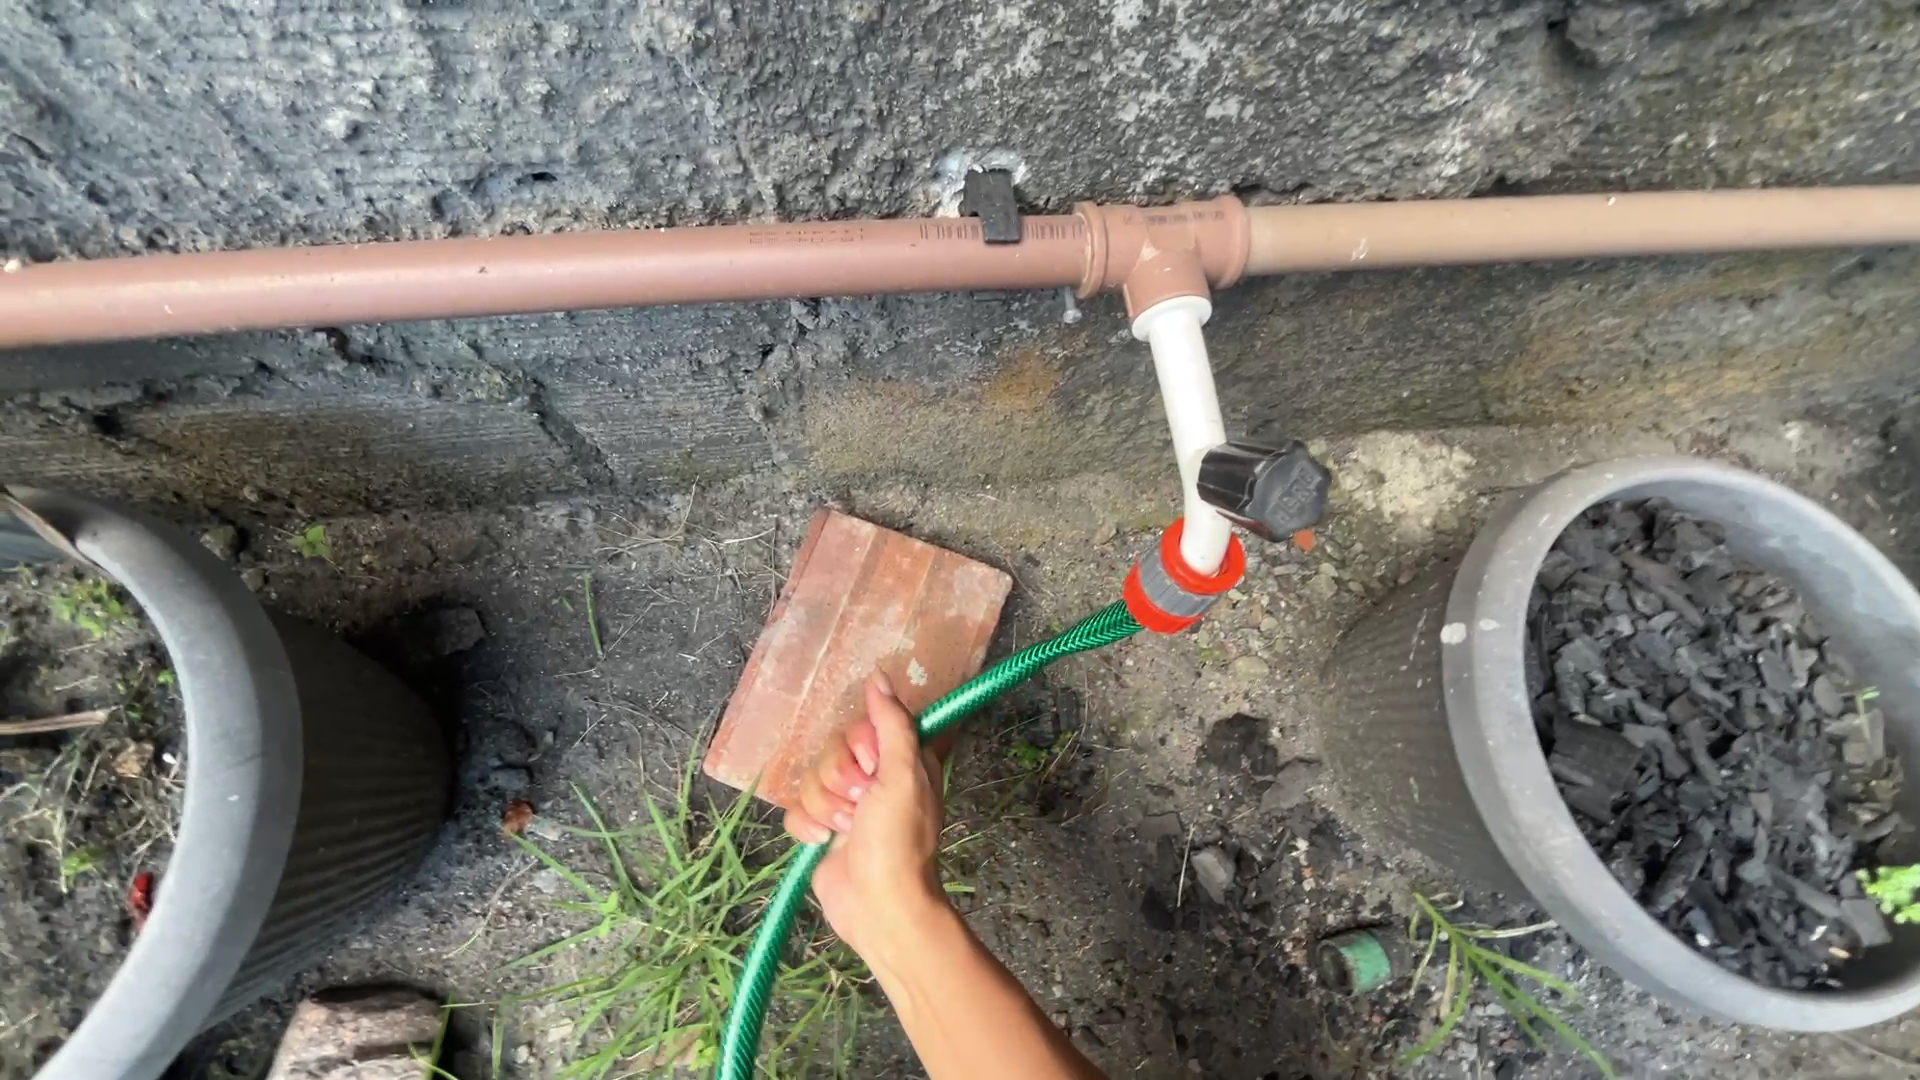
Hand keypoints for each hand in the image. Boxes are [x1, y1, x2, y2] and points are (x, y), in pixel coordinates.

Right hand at [784, 673, 949, 962]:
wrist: (878, 906)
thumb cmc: (899, 839)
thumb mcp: (904, 774)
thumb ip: (891, 723)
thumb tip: (878, 677)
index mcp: (898, 758)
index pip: (862, 724)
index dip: (860, 745)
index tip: (872, 768)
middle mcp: (872, 775)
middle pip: (831, 750)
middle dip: (840, 781)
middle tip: (860, 805)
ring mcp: (845, 802)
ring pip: (810, 778)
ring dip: (826, 806)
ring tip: (847, 829)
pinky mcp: (821, 827)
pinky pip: (795, 808)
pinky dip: (808, 826)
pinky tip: (825, 841)